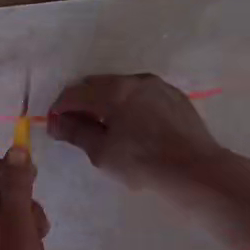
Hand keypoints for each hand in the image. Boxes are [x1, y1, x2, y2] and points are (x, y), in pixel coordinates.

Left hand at [0, 147, 48, 249]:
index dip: (15, 168)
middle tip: (38, 227)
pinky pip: (0, 237)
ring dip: (25, 227)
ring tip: (34, 249)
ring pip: (4, 217)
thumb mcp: (18, 219)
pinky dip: (16, 244)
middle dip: (25, 205)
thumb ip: (17, 184)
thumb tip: (16, 149)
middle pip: (0, 193)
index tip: (35, 181)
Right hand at [46, 74, 226, 191]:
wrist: (195, 169)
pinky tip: (134, 128)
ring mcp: (158, 86)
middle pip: (98, 85)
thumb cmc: (143, 162)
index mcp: (113, 91)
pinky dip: (131, 106)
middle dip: (83, 103)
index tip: (54, 126)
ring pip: (122, 89)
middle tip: (77, 127)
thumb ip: (76, 133)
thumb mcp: (102, 152)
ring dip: (107, 103)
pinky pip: (143, 96)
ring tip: (106, 128)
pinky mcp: (175, 96)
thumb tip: (56, 122)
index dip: (59, 109)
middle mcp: (135, 80)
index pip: (74, 93)